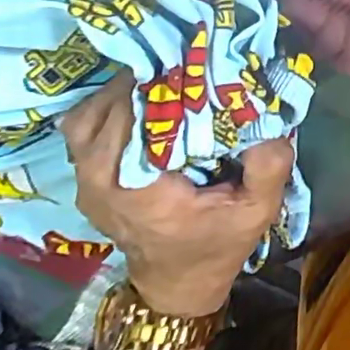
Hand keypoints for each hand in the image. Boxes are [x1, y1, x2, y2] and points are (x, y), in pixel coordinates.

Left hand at [62, 74, 295, 316]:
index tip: (196, 65)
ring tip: (161, 78)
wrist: (176, 286)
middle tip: (183, 63)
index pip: (138, 118)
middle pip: (110, 109)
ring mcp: (84, 181)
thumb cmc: (216, 245)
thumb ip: (268, 167)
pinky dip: (104, 107)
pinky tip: (138, 99)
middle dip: (147, 82)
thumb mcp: (256, 211)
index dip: (166, 86)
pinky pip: (81, 126)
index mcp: (140, 189)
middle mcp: (100, 181)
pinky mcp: (83, 178)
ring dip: (123, 91)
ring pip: (89, 114)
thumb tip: (267, 119)